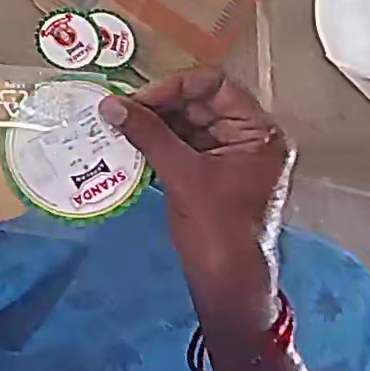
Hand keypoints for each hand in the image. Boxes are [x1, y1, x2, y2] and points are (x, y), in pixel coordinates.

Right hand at [100, 70, 293, 335]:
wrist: (227, 286)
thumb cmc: (216, 229)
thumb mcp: (182, 175)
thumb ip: (147, 134)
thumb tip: (110, 104)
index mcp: (258, 132)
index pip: (216, 85)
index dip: (175, 86)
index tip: (138, 99)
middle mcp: (248, 137)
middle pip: (199, 101)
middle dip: (159, 104)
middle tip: (121, 110)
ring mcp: (228, 154)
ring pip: (186, 122)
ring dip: (153, 122)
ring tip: (119, 123)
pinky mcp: (209, 171)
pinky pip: (181, 143)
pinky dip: (156, 141)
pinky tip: (129, 141)